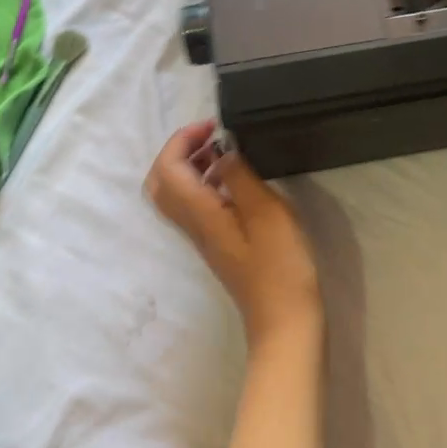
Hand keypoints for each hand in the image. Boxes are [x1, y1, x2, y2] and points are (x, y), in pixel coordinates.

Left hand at [146, 121, 321, 345]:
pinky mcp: (218, 244)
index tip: (214, 126)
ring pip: (176, 194)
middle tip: (212, 136)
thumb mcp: (265, 211)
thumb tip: (221, 151)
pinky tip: (237, 181)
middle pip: (161, 182)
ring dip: (192, 165)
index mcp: (199, 213)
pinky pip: (196, 205)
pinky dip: (206, 183)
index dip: (182, 140)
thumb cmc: (280, 265)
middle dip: (178, 150)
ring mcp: (204, 237)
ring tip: (227, 151)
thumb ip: (239, 176)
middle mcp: (193, 225)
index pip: (167, 169)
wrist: (285, 321)